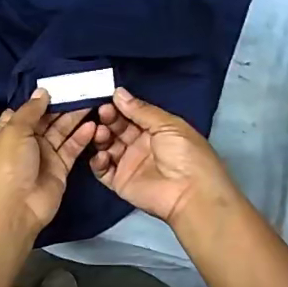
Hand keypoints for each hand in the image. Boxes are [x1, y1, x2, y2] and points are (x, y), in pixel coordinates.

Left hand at [0, 90, 95, 235]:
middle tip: (84, 89)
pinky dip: (82, 137)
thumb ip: (30, 111)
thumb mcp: (14, 131)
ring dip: (75, 118)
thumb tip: (42, 92)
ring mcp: (44, 156)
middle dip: (62, 105)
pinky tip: (93, 125)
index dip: (40, 99)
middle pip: (47, 119)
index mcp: (9, 132)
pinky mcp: (60, 168)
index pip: (25, 111)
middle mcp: (26, 142)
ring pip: (62, 132)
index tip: (59, 84)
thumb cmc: (8, 165)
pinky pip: (72, 148)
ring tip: (94, 101)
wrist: (16, 207)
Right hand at [89, 87, 235, 222]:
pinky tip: (102, 155)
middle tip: (102, 114)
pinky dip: (97, 161)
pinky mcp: (120, 181)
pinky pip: (102, 170)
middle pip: (117, 129)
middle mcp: (140, 145)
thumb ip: (141, 110)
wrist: (190, 193)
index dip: (119, 107)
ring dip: (100, 138)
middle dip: (108, 120)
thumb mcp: (168, 125)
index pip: (131, 115)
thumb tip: (118, 93)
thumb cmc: (185, 155)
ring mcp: (129, 164)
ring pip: (106, 147)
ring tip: (100, 133)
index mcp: (155, 130)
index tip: (107, 100)